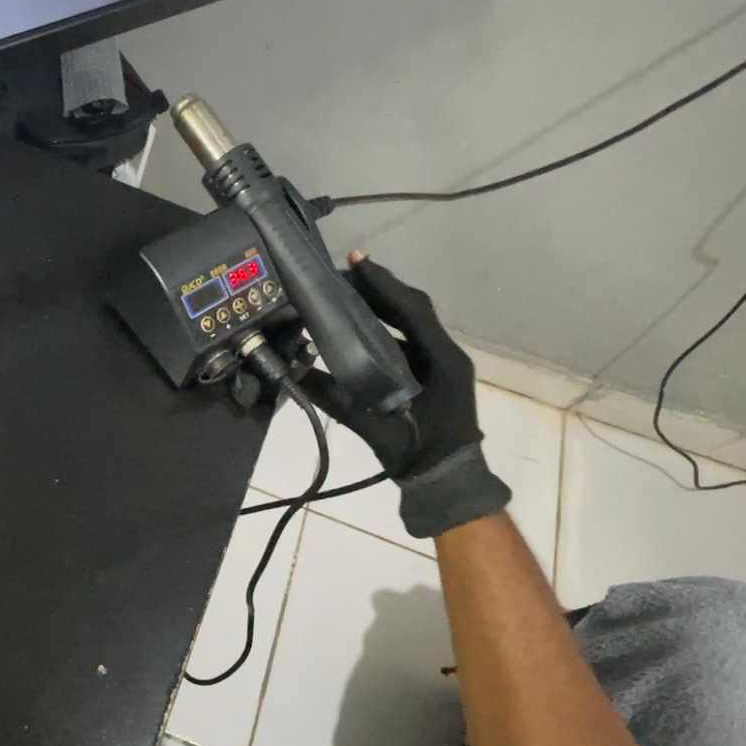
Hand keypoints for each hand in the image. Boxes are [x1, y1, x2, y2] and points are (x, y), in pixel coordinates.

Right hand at [299, 253, 510, 537]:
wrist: (449, 483)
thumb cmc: (417, 455)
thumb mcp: (374, 428)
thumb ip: (336, 400)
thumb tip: (295, 374)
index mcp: (441, 361)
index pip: (412, 309)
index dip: (384, 284)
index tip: (355, 262)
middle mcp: (445, 355)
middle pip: (412, 309)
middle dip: (380, 288)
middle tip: (344, 273)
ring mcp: (442, 363)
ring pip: (412, 322)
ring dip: (383, 305)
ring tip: (348, 293)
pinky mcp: (434, 374)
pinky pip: (409, 340)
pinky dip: (385, 327)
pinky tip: (360, 327)